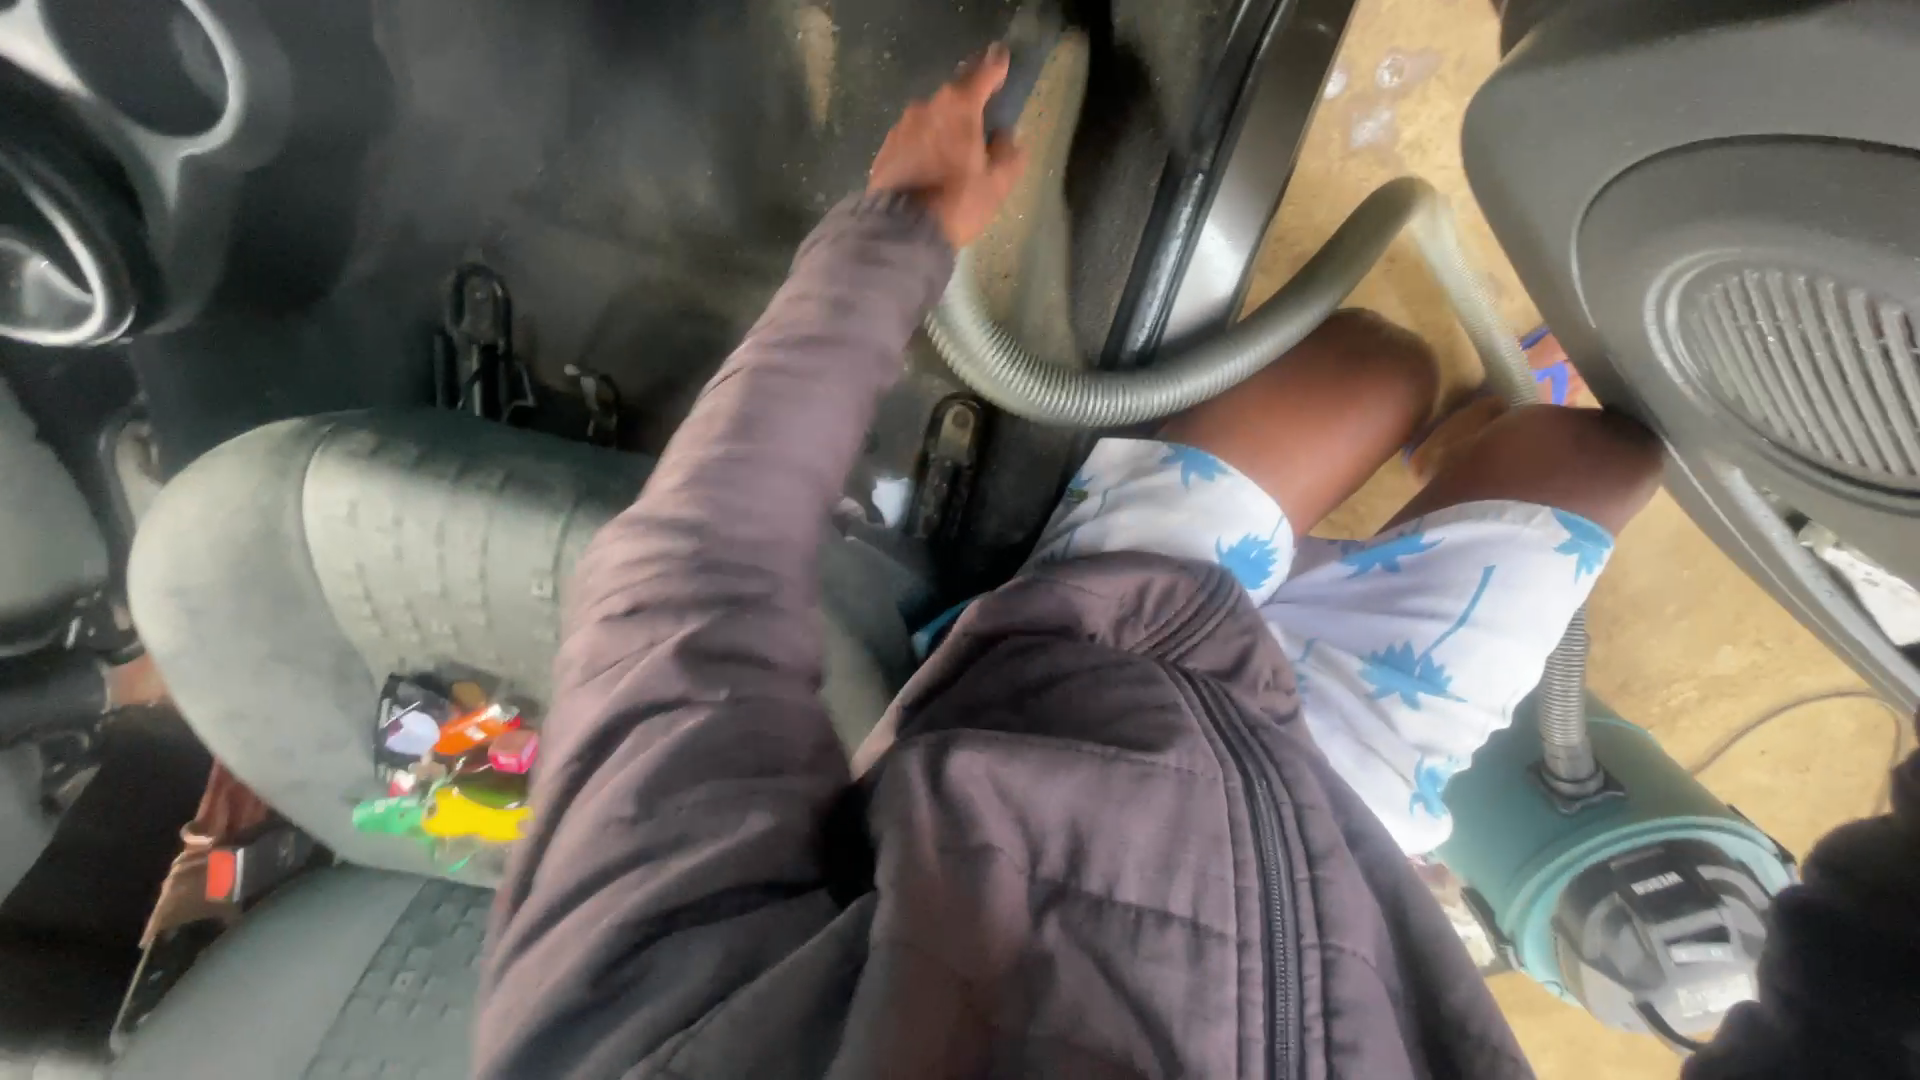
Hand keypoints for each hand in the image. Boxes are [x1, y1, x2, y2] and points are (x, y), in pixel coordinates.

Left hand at [868, 45, 1028, 249]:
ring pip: (930, 118)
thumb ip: (1009, 153)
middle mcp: (927, 105)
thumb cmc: (958, 204)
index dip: (997, 67)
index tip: (1003, 64)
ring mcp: (902, 125)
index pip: (984, 72)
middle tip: (979, 121)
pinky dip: (923, 146)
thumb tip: (1005, 135)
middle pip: (954, 95)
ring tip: (951, 154)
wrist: (902, 231)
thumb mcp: (997, 184)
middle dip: (968, 104)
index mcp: (960, 105)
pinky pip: (912, 139)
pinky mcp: (885, 148)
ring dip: (943, 128)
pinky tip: (928, 168)